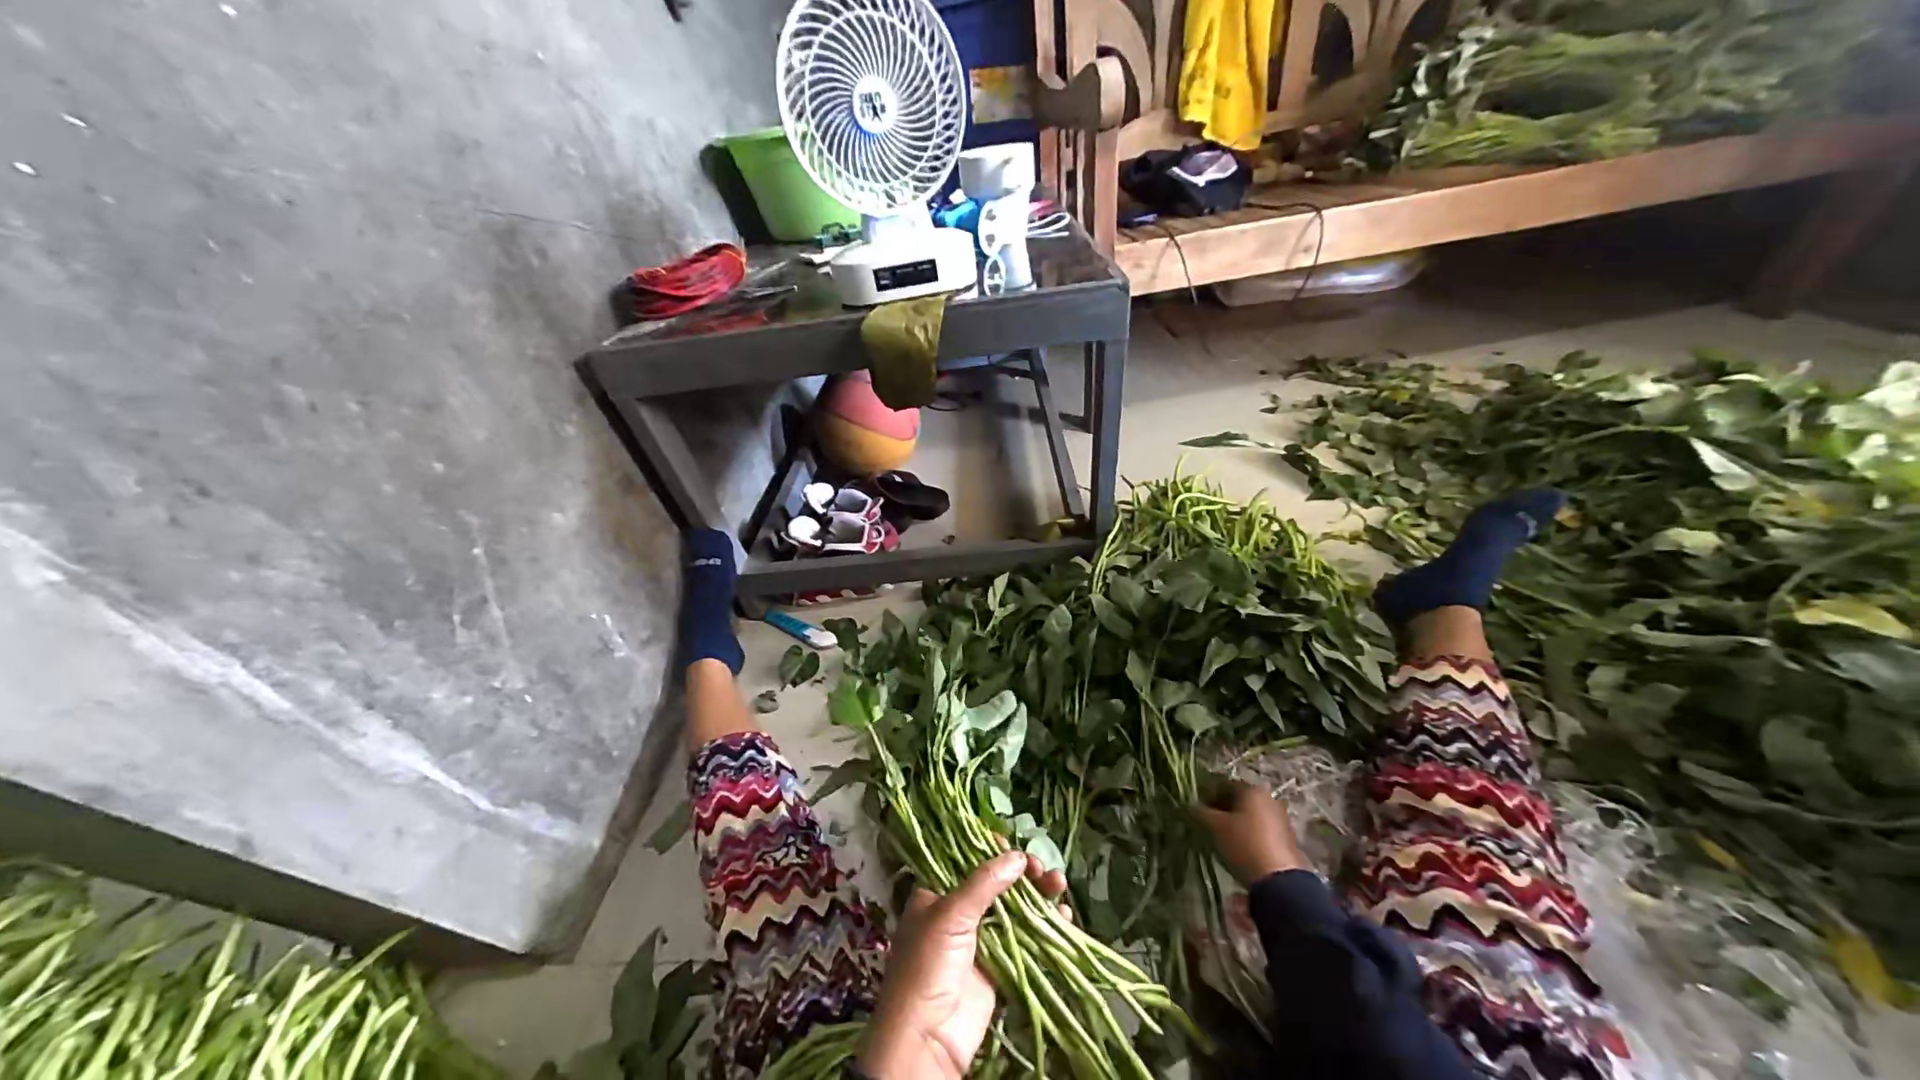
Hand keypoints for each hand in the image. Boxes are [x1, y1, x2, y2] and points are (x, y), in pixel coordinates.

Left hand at [857, 851, 1068, 1078]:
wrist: (927, 1039)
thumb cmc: (928, 965)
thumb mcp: (951, 915)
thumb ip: (984, 883)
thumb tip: (1017, 856)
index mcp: (937, 893)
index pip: (967, 861)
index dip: (993, 851)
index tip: (1017, 846)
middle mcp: (958, 912)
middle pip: (996, 884)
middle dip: (1022, 875)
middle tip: (1043, 869)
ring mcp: (980, 941)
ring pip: (1014, 910)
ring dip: (1038, 897)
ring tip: (1059, 885)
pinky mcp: (999, 968)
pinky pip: (1025, 941)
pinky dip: (1044, 928)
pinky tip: (1064, 916)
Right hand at [1194, 782, 1309, 884]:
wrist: (1280, 882)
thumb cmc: (1244, 845)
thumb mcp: (1214, 827)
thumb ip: (1198, 812)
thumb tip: (1187, 805)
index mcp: (1252, 790)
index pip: (1222, 784)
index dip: (1205, 795)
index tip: (1193, 809)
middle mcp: (1269, 799)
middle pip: (1237, 800)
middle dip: (1219, 810)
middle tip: (1203, 823)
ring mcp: (1280, 820)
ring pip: (1248, 816)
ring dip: (1232, 824)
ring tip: (1217, 839)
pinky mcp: (1286, 840)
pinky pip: (1259, 831)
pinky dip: (1245, 836)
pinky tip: (1236, 849)